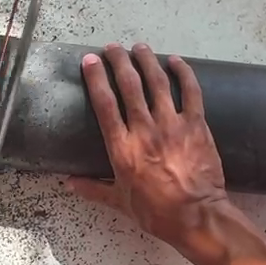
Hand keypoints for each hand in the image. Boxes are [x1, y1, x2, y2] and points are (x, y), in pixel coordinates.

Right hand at [69, 43, 237, 264]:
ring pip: (157, 82)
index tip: (90, 61)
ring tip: (139, 47)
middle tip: (112, 48)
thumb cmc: (156, 212)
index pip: (105, 104)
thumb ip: (93, 188)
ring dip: (147, 60)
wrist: (197, 217)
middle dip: (119, 61)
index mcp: (122, 147)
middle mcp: (144, 129)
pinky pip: (190, 91)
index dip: (96, 78)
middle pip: (129, 85)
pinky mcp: (196, 125)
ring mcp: (172, 124)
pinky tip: (176, 61)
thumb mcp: (120, 202)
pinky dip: (183, 73)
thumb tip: (69, 183)